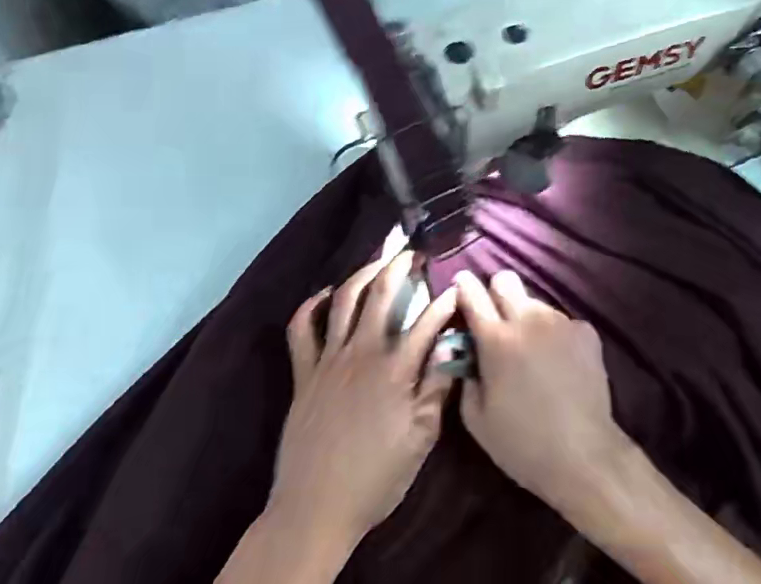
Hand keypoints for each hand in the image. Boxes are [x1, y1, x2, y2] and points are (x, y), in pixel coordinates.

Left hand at [269, 250, 460, 544]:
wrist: (315, 508)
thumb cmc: (377, 477)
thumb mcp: (421, 438)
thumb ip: (437, 387)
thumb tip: (453, 347)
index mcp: (395, 369)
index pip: (428, 320)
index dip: (447, 301)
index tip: (459, 290)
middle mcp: (362, 353)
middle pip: (382, 294)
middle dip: (401, 266)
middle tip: (413, 252)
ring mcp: (329, 361)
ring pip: (344, 300)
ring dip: (363, 273)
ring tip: (378, 260)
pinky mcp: (304, 374)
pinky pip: (301, 330)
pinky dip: (312, 306)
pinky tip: (326, 294)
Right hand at [453, 271, 632, 510]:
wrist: (583, 454)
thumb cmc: (521, 443)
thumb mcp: (476, 418)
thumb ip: (465, 375)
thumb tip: (465, 352)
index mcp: (496, 339)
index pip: (473, 293)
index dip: (464, 286)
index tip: (461, 286)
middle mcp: (529, 319)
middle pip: (506, 279)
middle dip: (496, 292)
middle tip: (496, 319)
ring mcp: (561, 321)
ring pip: (535, 303)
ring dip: (526, 318)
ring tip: (532, 353)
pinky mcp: (587, 330)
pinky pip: (562, 322)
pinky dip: (554, 335)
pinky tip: (559, 364)